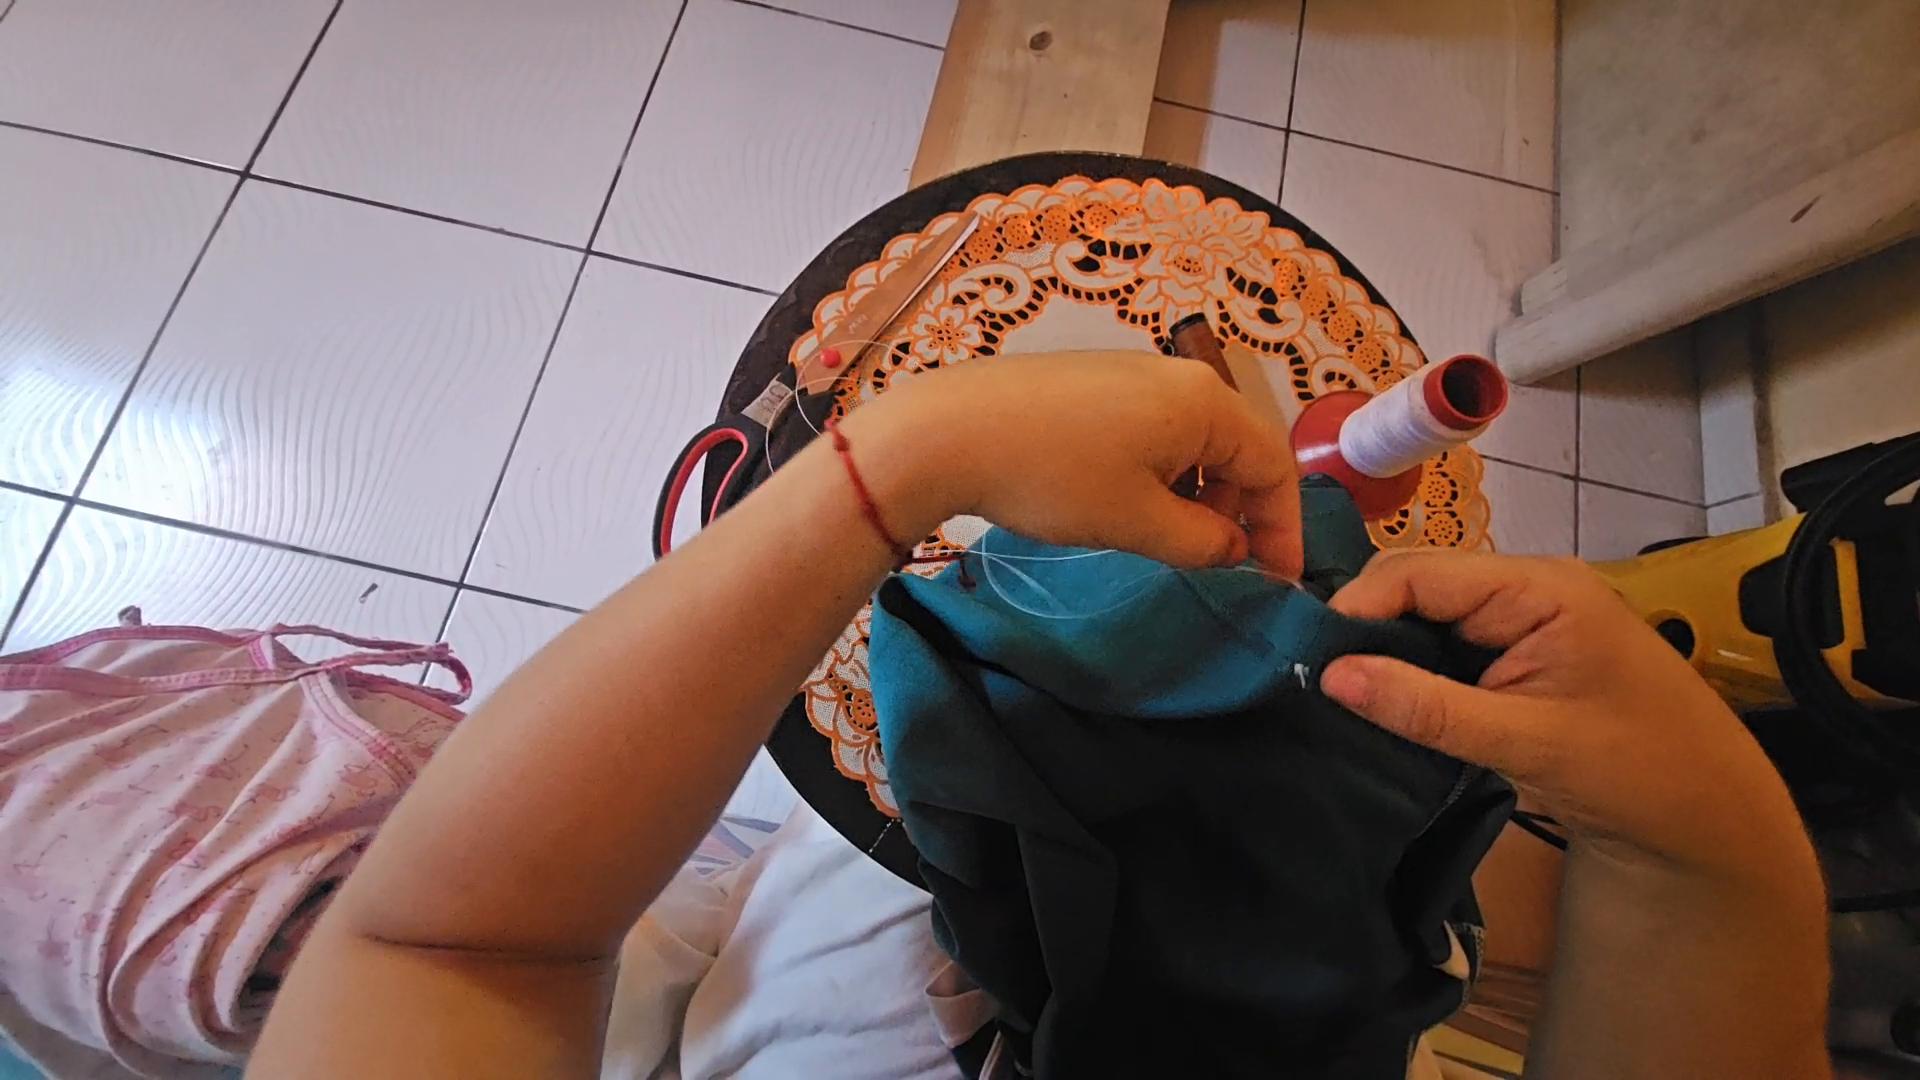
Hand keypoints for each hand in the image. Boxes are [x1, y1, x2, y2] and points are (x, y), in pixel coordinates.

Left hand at [847, 350, 1304, 577]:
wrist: (948, 432)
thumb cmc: (1055, 477)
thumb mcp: (1137, 521)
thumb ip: (1202, 542)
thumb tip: (1235, 550)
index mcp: (1204, 402)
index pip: (1273, 466)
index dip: (1281, 528)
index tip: (1274, 581)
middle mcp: (1174, 376)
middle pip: (1231, 449)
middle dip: (1230, 511)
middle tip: (1207, 561)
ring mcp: (1126, 374)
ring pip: (1185, 443)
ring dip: (1187, 495)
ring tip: (1157, 536)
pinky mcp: (1087, 384)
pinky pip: (1144, 432)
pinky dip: (1150, 474)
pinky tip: (1115, 501)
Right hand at [1318, 551, 1819, 892]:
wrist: (1711, 823)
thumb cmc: (1641, 775)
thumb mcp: (1528, 743)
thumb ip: (1425, 707)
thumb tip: (1329, 676)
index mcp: (1538, 588)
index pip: (1417, 573)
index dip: (1356, 606)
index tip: (1311, 655)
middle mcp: (1521, 584)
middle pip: (1410, 580)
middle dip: (1362, 622)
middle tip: (1319, 671)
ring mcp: (1513, 611)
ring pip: (1415, 606)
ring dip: (1378, 642)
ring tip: (1340, 680)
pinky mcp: (1505, 640)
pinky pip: (1432, 632)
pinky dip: (1400, 658)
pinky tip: (1381, 686)